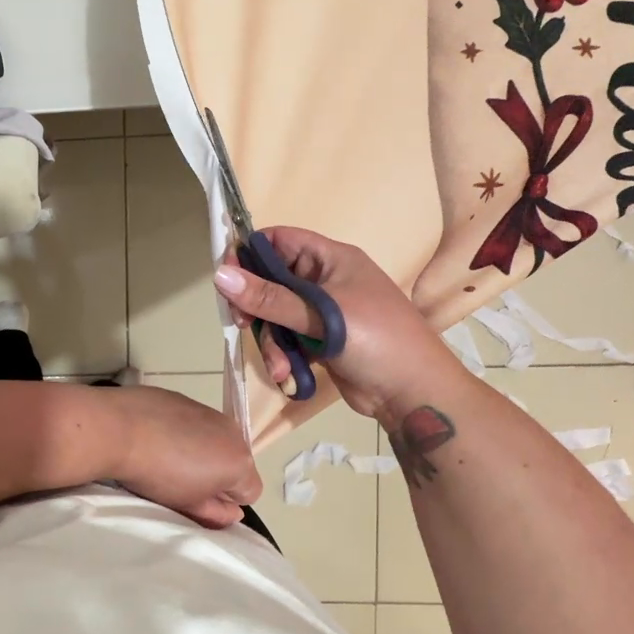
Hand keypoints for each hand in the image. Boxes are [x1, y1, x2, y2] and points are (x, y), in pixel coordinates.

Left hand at [107, 386, 260, 528]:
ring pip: (211, 437)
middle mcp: (231, 430)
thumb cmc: (156, 473)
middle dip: (213, 472)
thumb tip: (233, 513)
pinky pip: (188, 419)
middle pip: (232, 461)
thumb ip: (217, 514)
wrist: (116, 428)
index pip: (249, 492)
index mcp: (240, 462)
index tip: (196, 497)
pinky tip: (151, 433)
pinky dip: (177, 428)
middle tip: (178, 478)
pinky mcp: (180, 396)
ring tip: (162, 454)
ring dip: (196, 448)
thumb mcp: (187, 504)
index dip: (224, 500)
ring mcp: (205, 409)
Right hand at [212, 226, 470, 420]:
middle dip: (254, 306)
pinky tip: (287, 373)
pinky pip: (285, 338)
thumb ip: (268, 297)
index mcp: (331, 259)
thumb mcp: (319, 316)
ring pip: (273, 314)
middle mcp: (324, 280)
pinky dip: (282, 354)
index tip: (227, 278)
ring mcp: (321, 311)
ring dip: (270, 340)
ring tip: (279, 364)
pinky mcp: (318, 339)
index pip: (278, 240)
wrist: (415, 393)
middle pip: (269, 280)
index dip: (249, 253)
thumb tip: (218, 274)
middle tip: (243, 323)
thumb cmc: (377, 340)